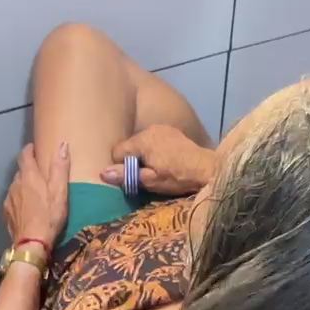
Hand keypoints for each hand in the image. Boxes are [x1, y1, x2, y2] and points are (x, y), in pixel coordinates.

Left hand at [4, 141, 71, 246]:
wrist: (31, 244)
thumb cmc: (49, 217)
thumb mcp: (60, 193)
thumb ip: (60, 168)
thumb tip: (62, 144)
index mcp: (29, 175)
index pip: (25, 154)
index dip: (30, 150)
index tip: (36, 150)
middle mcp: (15, 183)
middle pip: (21, 171)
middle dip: (29, 171)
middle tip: (41, 177)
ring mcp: (9, 198)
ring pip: (16, 186)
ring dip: (24, 187)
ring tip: (35, 195)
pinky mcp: (7, 213)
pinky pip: (13, 201)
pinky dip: (19, 201)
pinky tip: (27, 210)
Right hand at [100, 125, 216, 195]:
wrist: (206, 169)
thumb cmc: (178, 178)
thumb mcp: (151, 181)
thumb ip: (127, 176)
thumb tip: (103, 173)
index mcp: (142, 140)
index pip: (118, 152)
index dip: (120, 167)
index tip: (130, 179)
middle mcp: (149, 129)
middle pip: (130, 146)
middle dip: (132, 161)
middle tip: (144, 177)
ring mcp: (161, 128)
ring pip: (142, 143)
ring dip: (143, 156)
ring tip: (156, 170)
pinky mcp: (171, 131)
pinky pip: (154, 140)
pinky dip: (154, 150)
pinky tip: (164, 161)